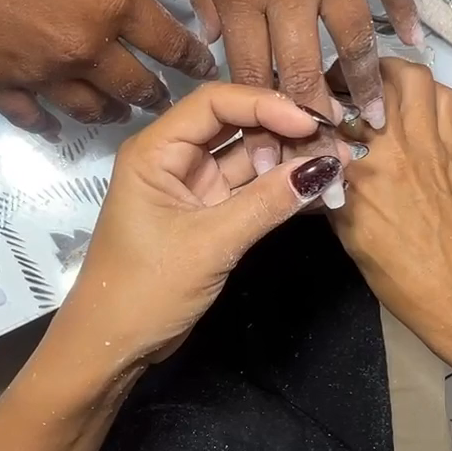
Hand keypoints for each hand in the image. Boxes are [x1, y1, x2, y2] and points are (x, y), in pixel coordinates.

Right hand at [0, 0, 216, 137]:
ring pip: (86, 107)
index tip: (202, 67)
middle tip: (163, 99)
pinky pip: (28, 115)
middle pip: (131, 84)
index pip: (166, 40)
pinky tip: (54, 126)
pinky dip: (45, 123)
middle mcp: (81, 47)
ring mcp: (34, 71)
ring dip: (108, 112)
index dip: (190, 57)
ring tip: (119, 113)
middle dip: (154, 93)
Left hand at [50, 83, 347, 370]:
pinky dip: (281, 188)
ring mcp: (192, 185)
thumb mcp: (210, 244)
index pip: (215, 103)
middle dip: (285, 130)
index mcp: (156, 149)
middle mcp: (173, 157)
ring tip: (337, 165)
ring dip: (289, 159)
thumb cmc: (146, 289)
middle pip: (236, 124)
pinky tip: (317, 189)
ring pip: (248, 156)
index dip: (266, 104)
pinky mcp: (207, 213)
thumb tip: (326, 166)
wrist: (114, 347)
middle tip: (337, 142)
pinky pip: (250, 188)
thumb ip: (267, 203)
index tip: (312, 123)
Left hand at [173, 0, 420, 180]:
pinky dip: (405, 14)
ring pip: (354, 35)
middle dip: (314, 115)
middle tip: (329, 151)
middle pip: (303, 65)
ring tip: (376, 121)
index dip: (263, 110)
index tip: (275, 142)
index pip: (252, 66)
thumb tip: (221, 39)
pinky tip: (413, 44)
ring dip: (365, 82)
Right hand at [330, 59, 451, 354]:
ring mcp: (438, 148)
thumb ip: (331, 189)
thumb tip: (318, 161)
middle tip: (351, 80)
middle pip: (396, 78)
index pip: (339, 116)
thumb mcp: (347, 233)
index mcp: (370, 170)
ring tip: (382, 89)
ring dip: (403, 77)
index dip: (322, 100)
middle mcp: (406, 147)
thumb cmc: (398, 274)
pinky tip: (410, 117)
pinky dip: (427, 99)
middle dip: (369, 69)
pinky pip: (447, 109)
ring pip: (428, 84)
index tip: (311, 98)